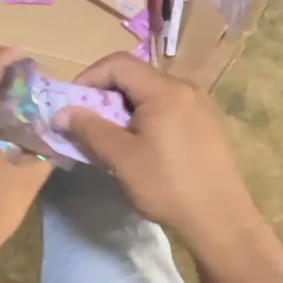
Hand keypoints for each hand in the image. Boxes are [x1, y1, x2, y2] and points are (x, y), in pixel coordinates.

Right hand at [53, 52, 262, 249]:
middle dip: (104, 97)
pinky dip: (144, 119)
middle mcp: (184, 89)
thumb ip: (90, 130)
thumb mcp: (122, 158)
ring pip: (150, 95)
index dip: (88, 78)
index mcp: (164, 90)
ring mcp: (198, 106)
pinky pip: (167, 109)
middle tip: (87, 126)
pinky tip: (139, 148)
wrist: (220, 219)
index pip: (118, 64)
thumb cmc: (168, 185)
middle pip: (135, 77)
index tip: (72, 106)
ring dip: (123, 110)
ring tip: (110, 141)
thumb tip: (61, 113)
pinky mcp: (205, 125)